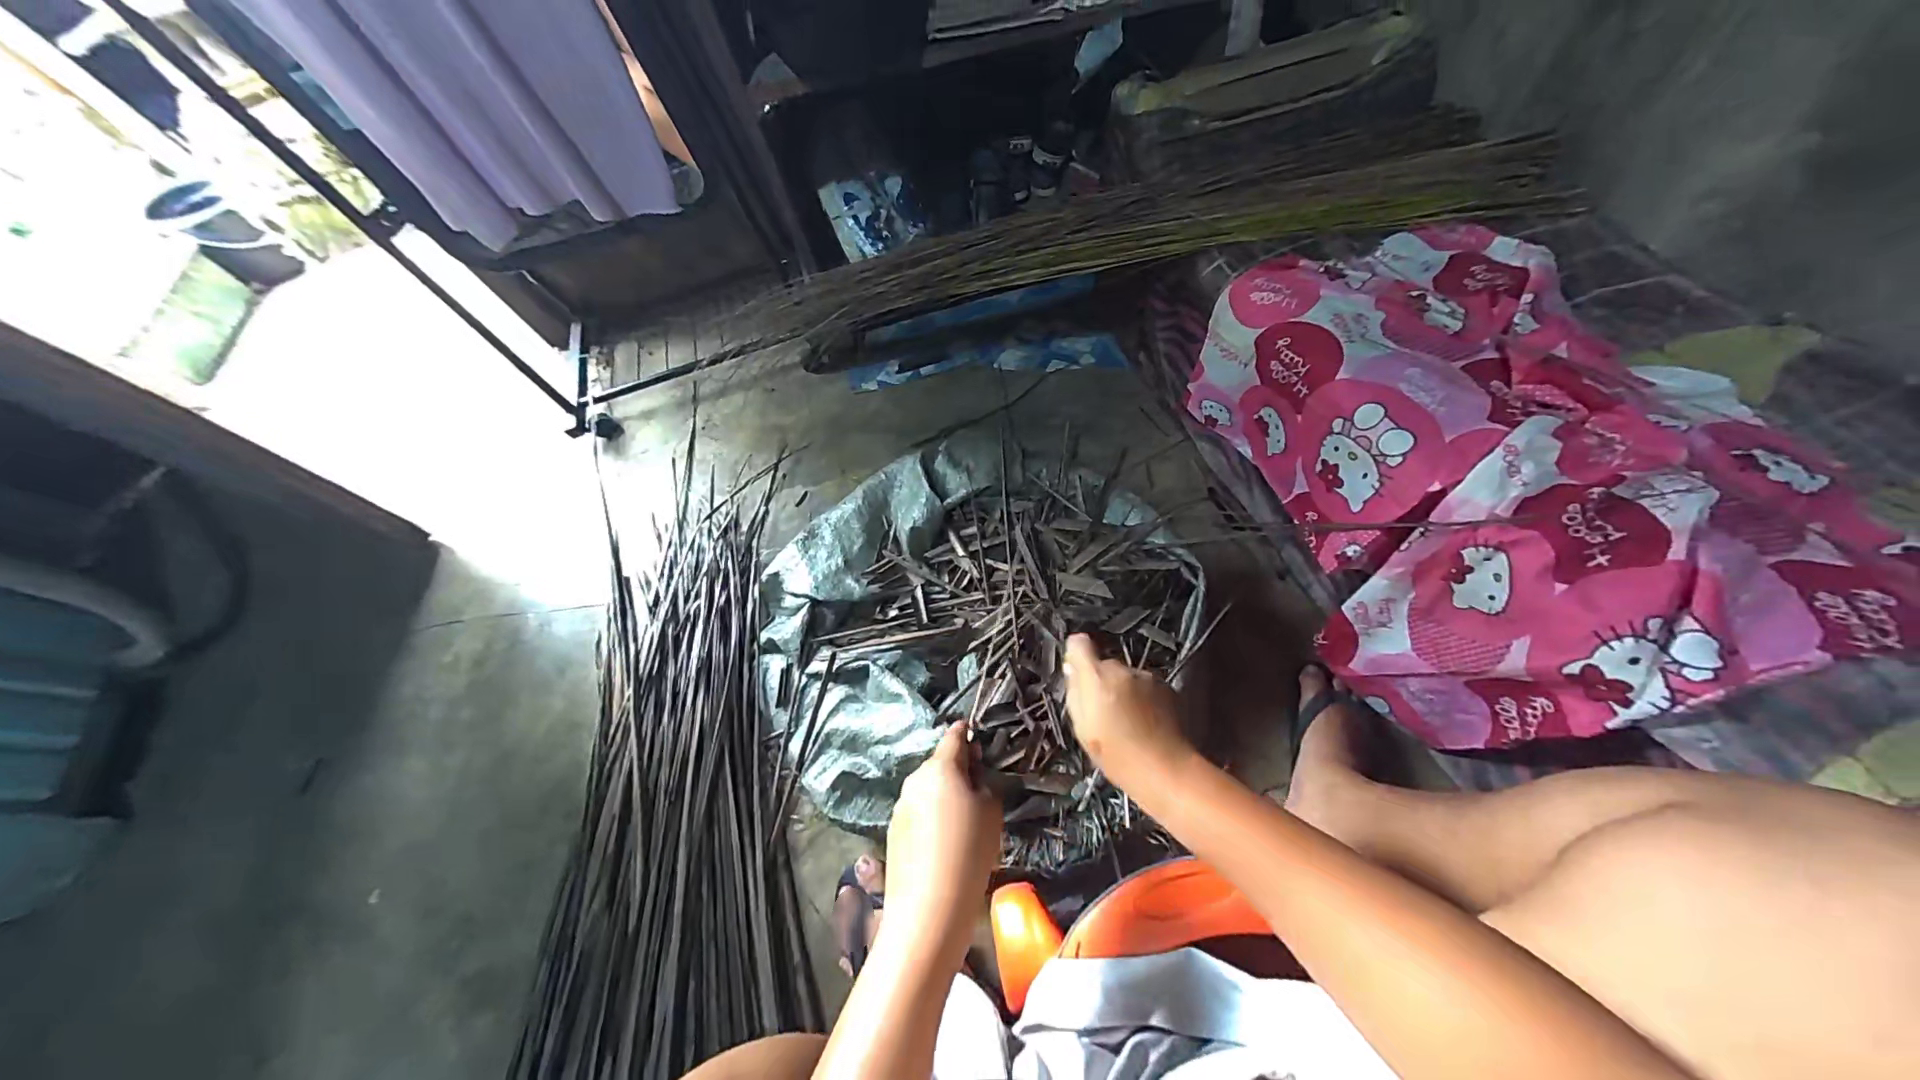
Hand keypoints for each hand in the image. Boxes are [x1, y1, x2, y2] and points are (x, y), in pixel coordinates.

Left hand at [881, 722, 1000, 964]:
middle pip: (940, 764)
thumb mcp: (991, 812)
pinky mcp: (893, 831)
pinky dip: (932, 818)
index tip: (980, 740)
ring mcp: (900, 806)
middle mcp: (914, 780)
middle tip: (981, 790)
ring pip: (928, 789)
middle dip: (958, 771)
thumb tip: (972, 772)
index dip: (969, 735)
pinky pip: (918, 812)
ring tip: (965, 823)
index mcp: (938, 768)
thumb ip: (984, 782)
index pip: (954, 736)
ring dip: (944, 795)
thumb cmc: (968, 852)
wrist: (929, 909)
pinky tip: (946, 843)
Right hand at [1063, 633, 1192, 788]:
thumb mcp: (1081, 727)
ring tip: (1126, 723)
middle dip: (1102, 683)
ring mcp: (1148, 678)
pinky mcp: (1167, 688)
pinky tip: (1144, 724)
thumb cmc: (1117, 755)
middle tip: (1102, 713)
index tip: (1076, 670)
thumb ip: (1074, 691)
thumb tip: (1072, 670)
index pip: (1079, 644)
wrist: (1165, 770)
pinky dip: (1142, 699)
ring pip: (1127, 678)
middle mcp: (1123, 671)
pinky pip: (1146, 687)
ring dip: (1123, 692)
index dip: (1076, 655)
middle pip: (1105, 666)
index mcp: (1097, 678)